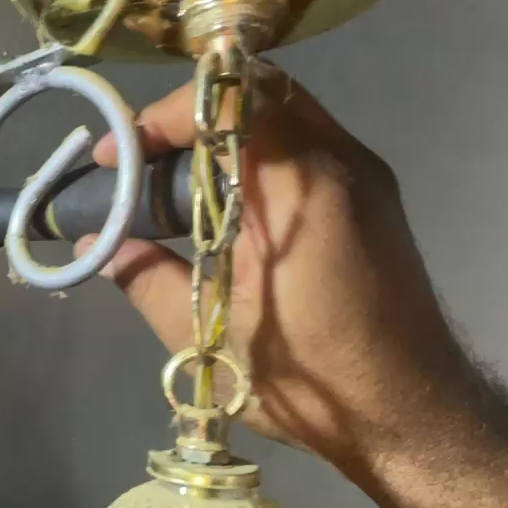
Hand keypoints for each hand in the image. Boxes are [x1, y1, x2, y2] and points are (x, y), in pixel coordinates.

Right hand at [84, 67, 477, 470]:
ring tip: (169, 186)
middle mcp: (340, 164)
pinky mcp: (367, 198)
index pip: (232, 103)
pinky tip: (218, 208)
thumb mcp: (207, 336)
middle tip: (137, 164)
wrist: (409, 413)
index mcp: (300, 192)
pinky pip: (299, 145)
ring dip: (217, 136)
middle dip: (186, 120)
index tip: (115, 157)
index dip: (163, 117)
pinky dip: (248, 156)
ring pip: (280, 115)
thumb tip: (99, 247)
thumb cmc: (306, 378)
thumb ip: (147, 279)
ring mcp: (361, 177)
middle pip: (256, 94)